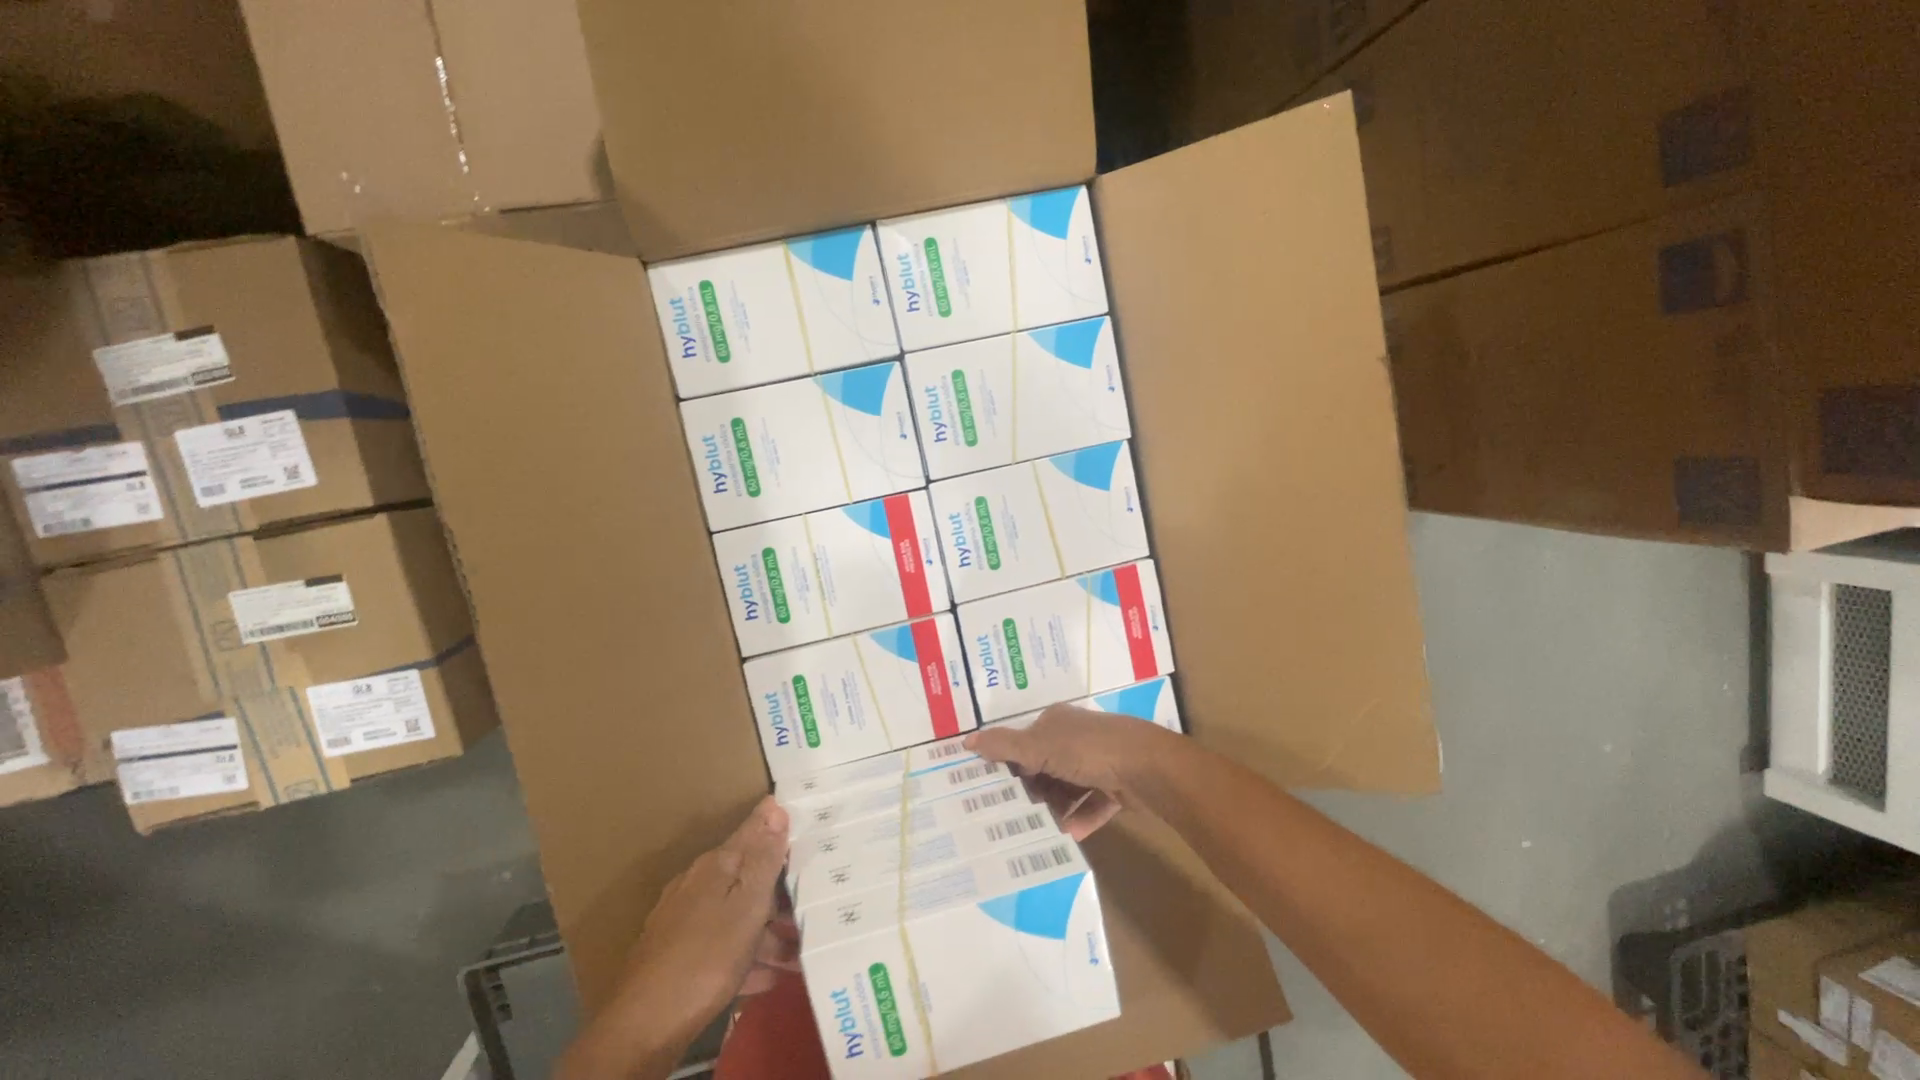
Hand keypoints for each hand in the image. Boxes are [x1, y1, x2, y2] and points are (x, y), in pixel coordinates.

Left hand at [617, 795, 793, 1037]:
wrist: (647, 1023)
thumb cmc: (707, 956)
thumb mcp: (746, 905)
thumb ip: (763, 859)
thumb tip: (772, 806)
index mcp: (716, 867)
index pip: (752, 832)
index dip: (778, 825)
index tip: (808, 822)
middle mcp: (698, 885)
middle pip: (747, 877)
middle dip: (781, 887)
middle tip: (818, 896)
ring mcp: (686, 922)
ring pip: (738, 916)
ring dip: (770, 931)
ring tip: (803, 951)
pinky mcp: (681, 957)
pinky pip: (726, 949)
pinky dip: (749, 959)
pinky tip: (770, 977)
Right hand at [964, 705, 1165, 839]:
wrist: (1147, 768)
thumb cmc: (1088, 750)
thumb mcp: (1040, 747)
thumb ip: (1004, 746)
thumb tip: (966, 741)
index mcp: (1058, 722)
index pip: (1028, 741)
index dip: (1016, 763)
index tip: (1004, 786)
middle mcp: (1078, 738)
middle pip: (1048, 766)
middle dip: (1038, 788)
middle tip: (1027, 808)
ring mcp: (1100, 761)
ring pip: (1070, 787)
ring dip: (1060, 806)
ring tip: (1052, 823)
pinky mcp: (1117, 785)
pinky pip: (1093, 804)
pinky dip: (1083, 816)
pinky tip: (1074, 831)